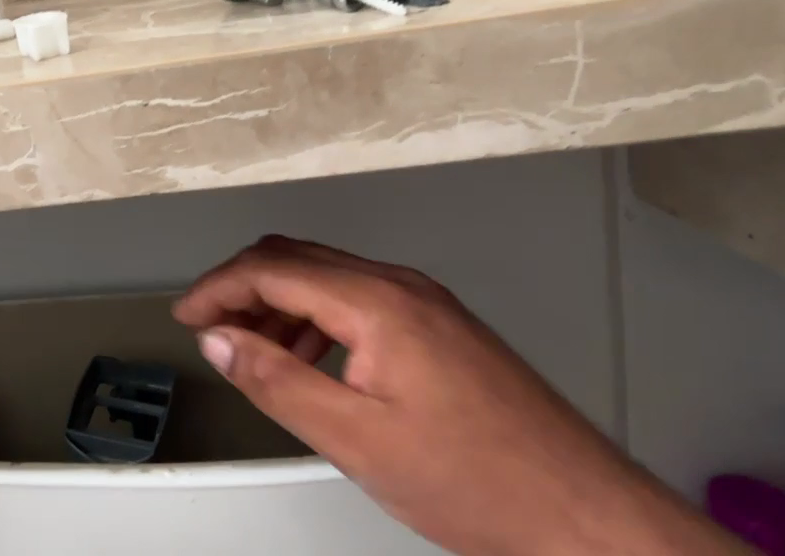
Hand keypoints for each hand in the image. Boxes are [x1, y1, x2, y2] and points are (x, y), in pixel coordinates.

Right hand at [175, 236, 743, 555]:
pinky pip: (357, 298)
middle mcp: (401, 286)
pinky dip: (314, 316)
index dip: (217, 288)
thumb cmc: (478, 486)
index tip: (186, 317)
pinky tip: (309, 360)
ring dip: (276, 302)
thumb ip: (275, 380)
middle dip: (241, 287)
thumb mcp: (356, 441)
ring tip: (252, 351)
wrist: (598, 525)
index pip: (270, 269)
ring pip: (324, 275)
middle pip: (294, 258)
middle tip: (210, 329)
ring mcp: (427, 303)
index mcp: (377, 302)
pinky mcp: (443, 327)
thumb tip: (218, 339)